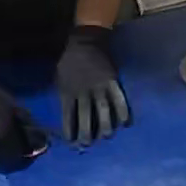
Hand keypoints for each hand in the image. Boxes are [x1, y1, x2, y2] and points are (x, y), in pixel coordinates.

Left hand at [54, 25, 129, 146]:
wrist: (86, 41)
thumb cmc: (70, 62)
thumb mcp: (59, 79)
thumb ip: (64, 97)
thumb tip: (66, 116)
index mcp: (68, 93)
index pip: (69, 118)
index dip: (70, 133)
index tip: (72, 145)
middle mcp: (84, 93)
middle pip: (85, 119)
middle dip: (87, 135)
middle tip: (88, 145)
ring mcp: (99, 88)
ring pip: (103, 113)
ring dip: (105, 128)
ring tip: (107, 136)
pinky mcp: (112, 83)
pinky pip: (119, 101)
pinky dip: (123, 113)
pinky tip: (125, 123)